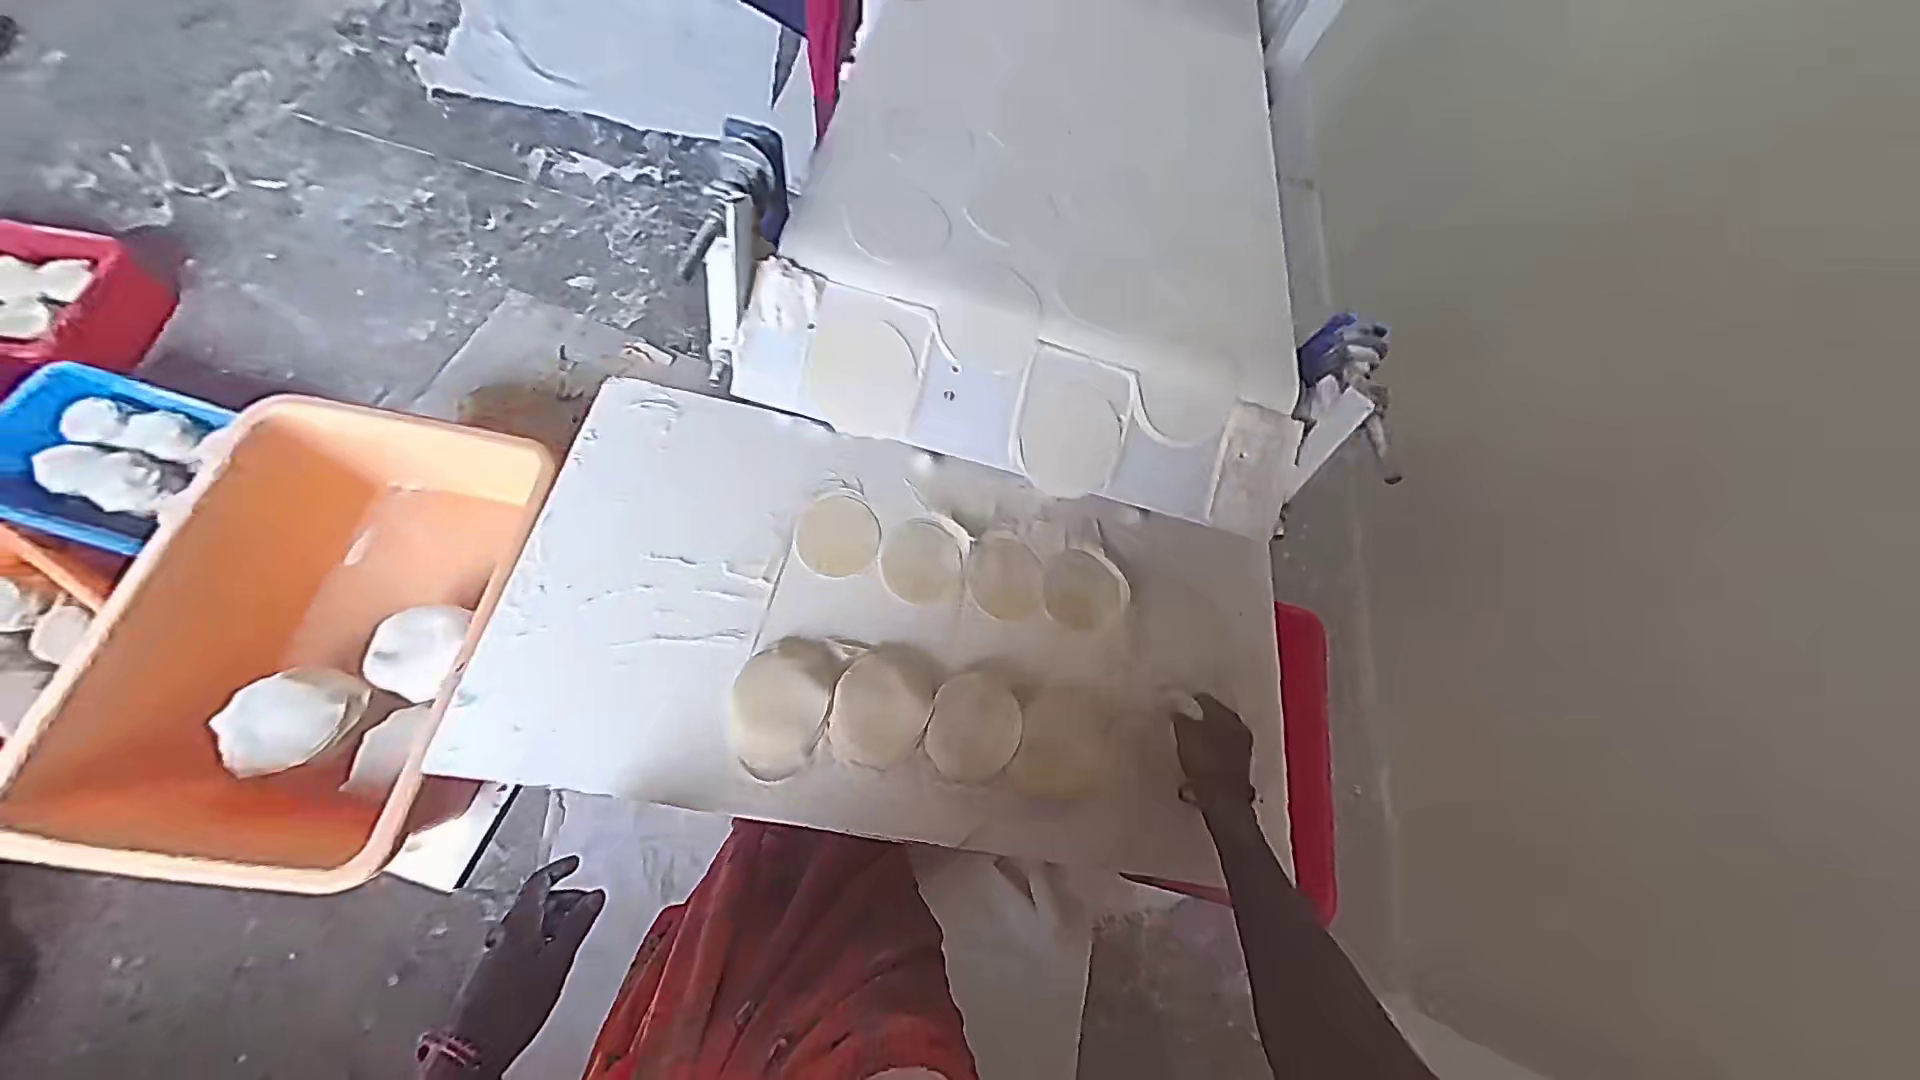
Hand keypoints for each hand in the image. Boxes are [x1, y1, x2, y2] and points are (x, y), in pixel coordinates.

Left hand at [445, 856, 604, 1074]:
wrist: (473, 1049)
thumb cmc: (515, 1004)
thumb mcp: (558, 959)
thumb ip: (578, 924)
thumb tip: (595, 896)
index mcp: (520, 923)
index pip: (538, 883)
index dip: (558, 870)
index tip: (575, 863)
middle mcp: (504, 933)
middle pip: (535, 902)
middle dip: (563, 897)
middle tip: (586, 901)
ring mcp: (496, 954)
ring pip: (529, 923)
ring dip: (554, 918)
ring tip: (575, 927)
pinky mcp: (493, 973)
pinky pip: (522, 941)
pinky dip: (542, 936)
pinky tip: (553, 952)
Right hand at [1171, 693, 1255, 807]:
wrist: (1222, 797)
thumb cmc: (1202, 760)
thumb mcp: (1185, 734)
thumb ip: (1181, 719)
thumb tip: (1177, 711)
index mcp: (1225, 717)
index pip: (1207, 701)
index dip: (1193, 700)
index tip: (1183, 701)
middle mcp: (1238, 728)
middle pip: (1219, 716)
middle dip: (1205, 717)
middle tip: (1189, 717)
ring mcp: (1243, 749)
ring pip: (1223, 734)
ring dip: (1211, 734)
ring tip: (1194, 737)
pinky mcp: (1241, 767)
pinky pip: (1224, 750)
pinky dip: (1214, 749)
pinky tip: (1203, 754)